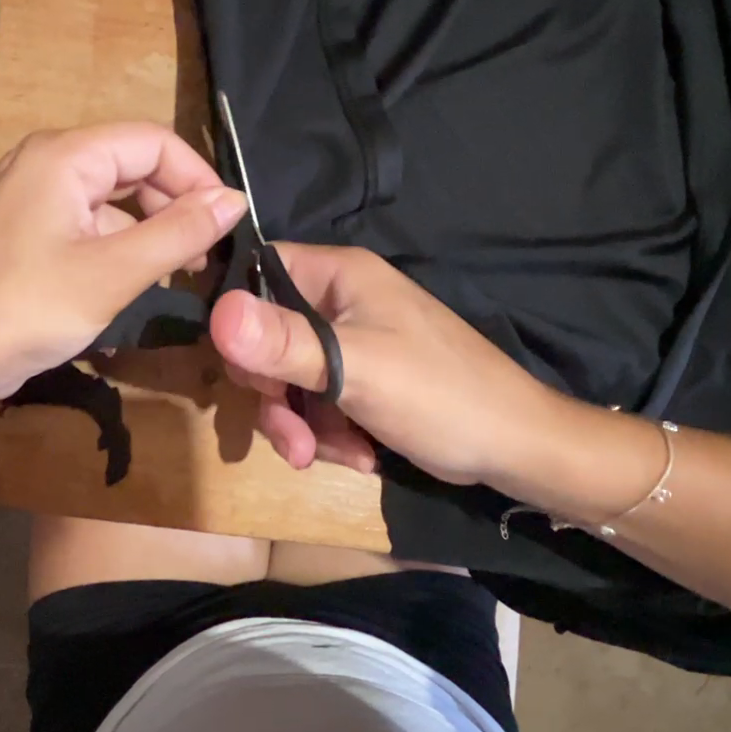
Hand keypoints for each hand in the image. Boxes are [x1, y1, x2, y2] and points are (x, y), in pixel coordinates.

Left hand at [0, 123, 247, 400]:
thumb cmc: (28, 310)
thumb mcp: (114, 273)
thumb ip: (179, 232)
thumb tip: (235, 199)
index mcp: (63, 155)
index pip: (153, 141)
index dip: (198, 177)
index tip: (230, 223)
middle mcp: (43, 162)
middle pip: (130, 164)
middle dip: (174, 203)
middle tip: (206, 254)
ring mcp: (28, 196)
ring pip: (109, 197)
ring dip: (149, 228)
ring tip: (178, 272)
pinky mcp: (22, 229)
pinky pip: (84, 221)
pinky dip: (116, 243)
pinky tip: (133, 279)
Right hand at [209, 243, 595, 505]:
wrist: (515, 448)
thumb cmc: (439, 394)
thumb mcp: (355, 369)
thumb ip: (284, 342)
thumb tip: (215, 313)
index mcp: (338, 275)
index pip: (258, 274)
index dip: (238, 320)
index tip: (244, 372)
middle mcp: (340, 301)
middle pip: (267, 338)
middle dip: (275, 396)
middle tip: (291, 440)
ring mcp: (352, 342)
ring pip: (288, 378)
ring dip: (301, 424)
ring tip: (327, 457)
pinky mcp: (362, 380)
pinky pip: (316, 401)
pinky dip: (327, 433)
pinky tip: (358, 455)